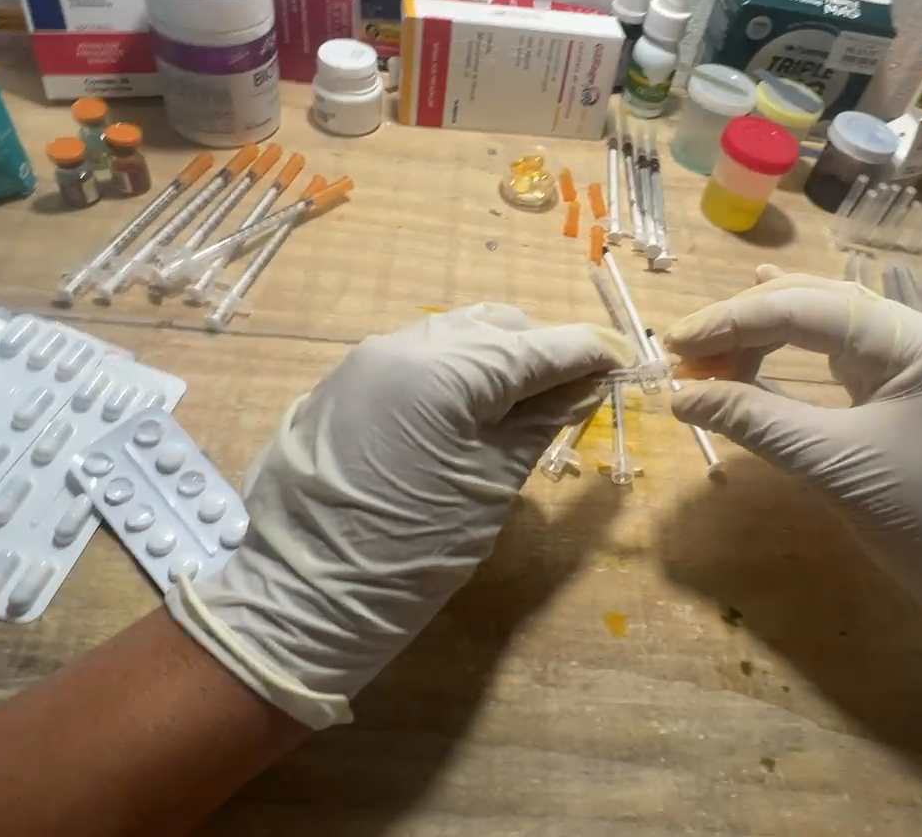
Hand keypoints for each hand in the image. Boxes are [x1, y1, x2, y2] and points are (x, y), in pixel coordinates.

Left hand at [169, 304, 634, 728]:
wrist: (300, 596)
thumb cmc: (410, 552)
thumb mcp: (492, 485)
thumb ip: (542, 421)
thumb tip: (588, 385)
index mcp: (443, 371)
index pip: (534, 346)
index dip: (585, 351)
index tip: (621, 360)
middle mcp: (404, 345)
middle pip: (497, 326)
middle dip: (542, 350)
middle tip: (574, 390)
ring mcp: (370, 357)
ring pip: (458, 333)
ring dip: (500, 356)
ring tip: (526, 400)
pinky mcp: (350, 377)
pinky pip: (422, 352)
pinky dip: (460, 367)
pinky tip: (472, 406)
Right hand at [663, 268, 921, 679]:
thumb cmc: (921, 520)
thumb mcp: (830, 465)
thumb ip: (753, 419)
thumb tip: (678, 393)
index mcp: (910, 340)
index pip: (804, 308)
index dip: (733, 320)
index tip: (677, 342)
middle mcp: (908, 332)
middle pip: (808, 302)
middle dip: (741, 324)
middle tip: (684, 353)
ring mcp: (901, 356)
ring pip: (815, 320)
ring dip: (756, 336)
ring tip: (707, 359)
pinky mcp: (888, 383)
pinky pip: (825, 349)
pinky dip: (781, 348)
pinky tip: (756, 331)